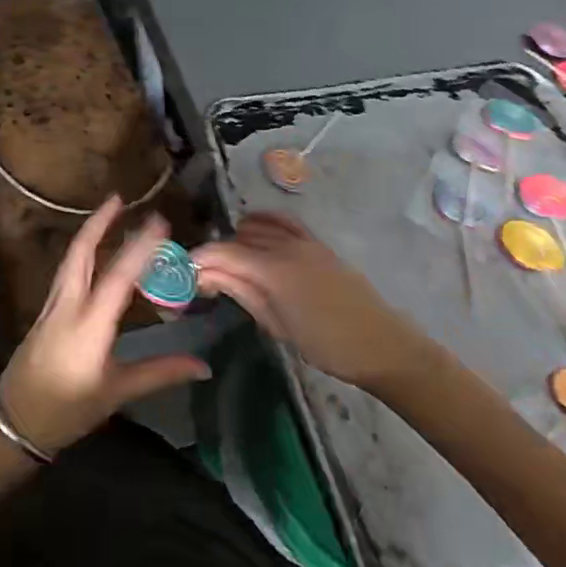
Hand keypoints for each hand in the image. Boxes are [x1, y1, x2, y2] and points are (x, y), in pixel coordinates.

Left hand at [0, 195, 211, 455]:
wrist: (14, 425)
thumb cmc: (68, 410)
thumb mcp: (117, 392)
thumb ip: (160, 373)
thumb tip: (204, 365)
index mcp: (89, 324)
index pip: (118, 276)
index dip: (140, 247)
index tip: (159, 222)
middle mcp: (68, 306)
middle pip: (81, 254)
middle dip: (100, 224)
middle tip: (118, 198)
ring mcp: (52, 307)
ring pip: (71, 259)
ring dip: (90, 234)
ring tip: (109, 213)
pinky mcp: (45, 313)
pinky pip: (67, 272)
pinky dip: (83, 253)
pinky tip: (93, 252)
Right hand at [193, 212, 434, 392]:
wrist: (380, 343)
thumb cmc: (327, 344)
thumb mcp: (277, 324)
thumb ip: (242, 293)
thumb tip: (207, 275)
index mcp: (275, 269)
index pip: (225, 252)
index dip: (201, 259)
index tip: (185, 273)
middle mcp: (288, 246)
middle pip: (241, 236)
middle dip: (219, 251)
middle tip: (207, 277)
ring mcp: (305, 241)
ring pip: (261, 225)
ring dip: (240, 237)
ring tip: (230, 262)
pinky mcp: (318, 243)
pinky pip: (285, 222)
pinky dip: (264, 223)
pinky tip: (255, 233)